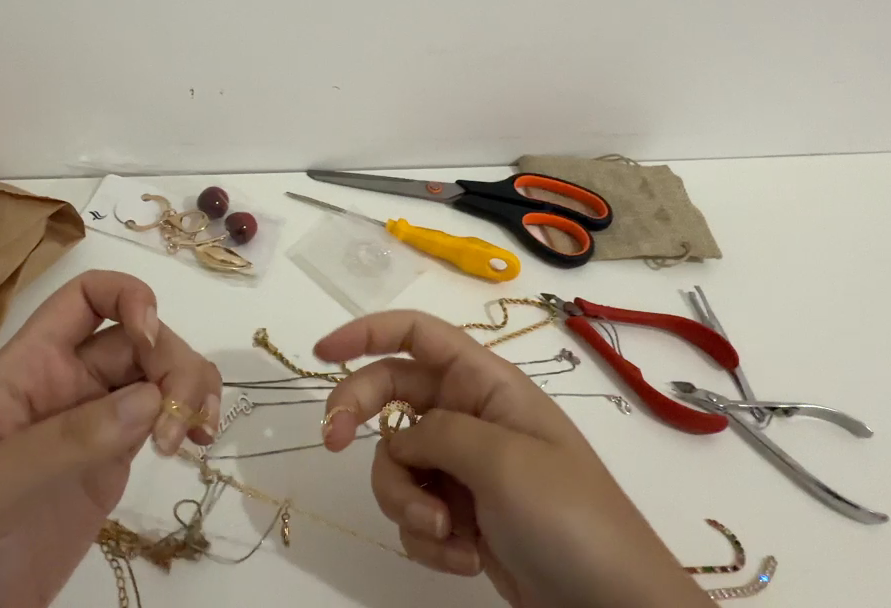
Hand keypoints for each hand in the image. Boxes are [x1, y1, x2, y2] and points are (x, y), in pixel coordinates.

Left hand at [0, 270, 222, 607]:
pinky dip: (190, 419)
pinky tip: (200, 444)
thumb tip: (153, 399)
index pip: (85, 297)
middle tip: (184, 425)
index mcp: (30, 366)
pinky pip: (162, 420)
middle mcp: (66, 381)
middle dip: (173, 363)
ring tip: (198, 438)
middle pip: (138, 338)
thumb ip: (69, 439)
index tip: (151, 338)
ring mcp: (93, 423)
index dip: (127, 297)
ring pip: (158, 375)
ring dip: (191, 389)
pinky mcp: (111, 463)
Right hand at [316, 311, 708, 607]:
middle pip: (391, 395)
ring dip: (406, 500)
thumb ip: (436, 432)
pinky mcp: (462, 516)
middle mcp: (470, 415)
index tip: (320, 353)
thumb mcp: (501, 460)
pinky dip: (428, 537)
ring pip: (395, 462)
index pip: (416, 334)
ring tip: (445, 533)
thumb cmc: (569, 517)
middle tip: (331, 443)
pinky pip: (414, 511)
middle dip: (359, 418)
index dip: (366, 332)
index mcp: (485, 383)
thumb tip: (403, 438)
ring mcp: (464, 468)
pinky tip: (465, 559)